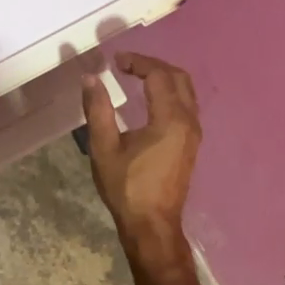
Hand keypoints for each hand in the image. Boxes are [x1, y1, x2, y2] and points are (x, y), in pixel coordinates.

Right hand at [81, 52, 201, 239]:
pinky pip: (185, 105)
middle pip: (179, 78)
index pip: (158, 75)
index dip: (137, 62)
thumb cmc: (126, 187)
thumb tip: (90, 78)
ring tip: (135, 77)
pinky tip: (147, 100)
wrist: (152, 224)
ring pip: (186, 91)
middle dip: (153, 65)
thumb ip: (98, 110)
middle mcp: (188, 121)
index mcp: (170, 119)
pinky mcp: (191, 144)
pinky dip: (168, 92)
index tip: (114, 61)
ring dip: (162, 78)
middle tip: (126, 64)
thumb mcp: (104, 148)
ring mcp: (193, 133)